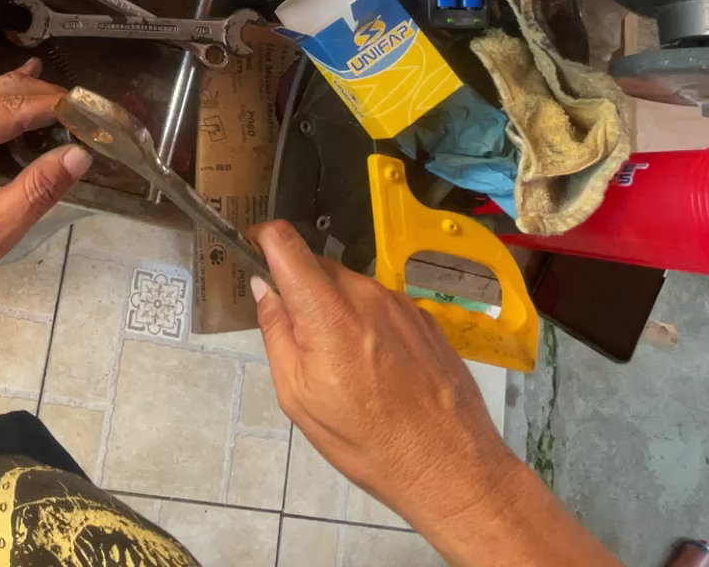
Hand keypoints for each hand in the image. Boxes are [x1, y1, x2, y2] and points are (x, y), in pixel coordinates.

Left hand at [0, 61, 91, 302]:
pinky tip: (40, 85)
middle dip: (50, 97)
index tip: (93, 115)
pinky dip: (17, 96)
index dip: (54, 107)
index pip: (12, 107)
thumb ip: (37, 190)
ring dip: (36, 95)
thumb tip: (81, 154)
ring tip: (76, 109)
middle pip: (5, 90)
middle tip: (91, 114)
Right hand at [249, 220, 517, 527]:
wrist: (454, 471)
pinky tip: (379, 363)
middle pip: (315, 264)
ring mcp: (399, 302)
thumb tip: (264, 288)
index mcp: (326, 311)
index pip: (285, 242)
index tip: (253, 251)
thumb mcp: (297, 395)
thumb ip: (276, 332)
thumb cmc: (365, 440)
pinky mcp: (424, 317)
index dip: (261, 237)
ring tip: (345, 358)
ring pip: (348, 284)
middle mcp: (364, 293)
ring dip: (333, 304)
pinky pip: (379, 302)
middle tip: (301, 335)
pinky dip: (365, 319)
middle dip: (298, 287)